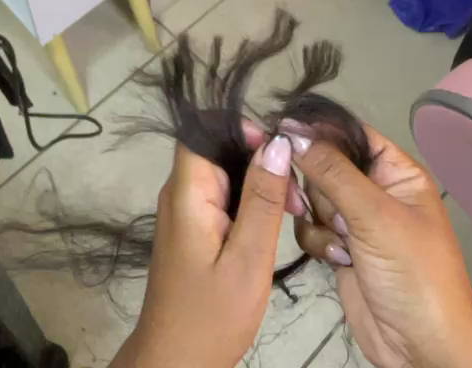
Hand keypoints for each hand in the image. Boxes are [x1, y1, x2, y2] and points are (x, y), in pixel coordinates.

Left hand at [112, 125, 295, 367]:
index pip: (203, 128)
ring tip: (293, 207)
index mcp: (187, 191)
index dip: (241, 128)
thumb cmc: (212, 315)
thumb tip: (277, 143)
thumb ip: (262, 199)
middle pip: (217, 147)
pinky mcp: (194, 226)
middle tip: (295, 191)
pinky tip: (275, 220)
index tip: (277, 152)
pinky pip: (222, 195)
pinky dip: (250, 200)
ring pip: (223, 170)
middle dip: (258, 156)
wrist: (176, 362)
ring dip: (258, 180)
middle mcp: (180, 190)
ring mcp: (185, 209)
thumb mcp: (248, 259)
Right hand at [287, 123, 471, 367]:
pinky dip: (317, 241)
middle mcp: (375, 189)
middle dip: (316, 183)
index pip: (350, 132)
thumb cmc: (415, 276)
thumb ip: (331, 170)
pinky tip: (338, 259)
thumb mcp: (375, 216)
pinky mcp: (340, 248)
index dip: (317, 129)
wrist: (423, 352)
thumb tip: (291, 130)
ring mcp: (356, 220)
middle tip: (312, 201)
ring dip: (319, 218)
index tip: (282, 130)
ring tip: (340, 241)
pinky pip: (311, 227)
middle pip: (324, 163)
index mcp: (395, 171)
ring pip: (313, 196)